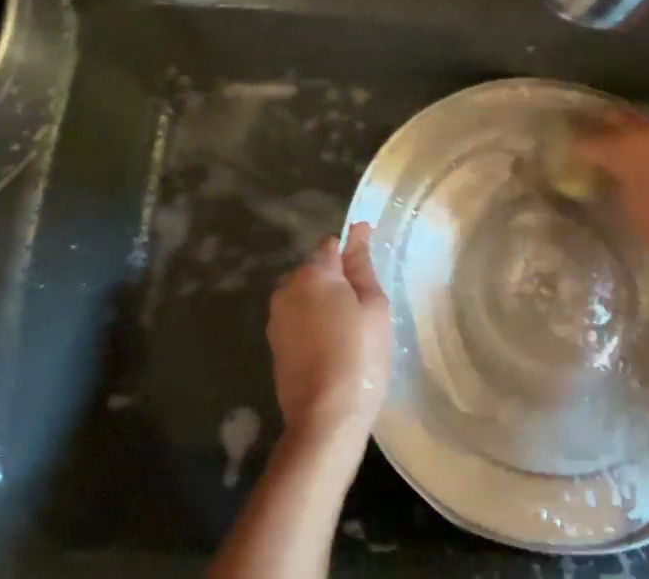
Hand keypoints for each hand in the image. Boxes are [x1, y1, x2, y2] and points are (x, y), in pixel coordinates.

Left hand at [267, 222, 392, 444]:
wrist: (326, 417)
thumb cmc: (360, 355)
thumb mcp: (374, 306)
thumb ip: (362, 266)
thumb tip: (357, 232)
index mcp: (312, 273)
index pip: (332, 246)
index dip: (353, 254)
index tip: (371, 273)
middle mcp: (286, 288)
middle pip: (316, 270)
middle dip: (337, 280)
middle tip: (366, 308)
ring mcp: (276, 318)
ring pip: (306, 296)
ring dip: (325, 303)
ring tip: (351, 330)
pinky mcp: (274, 344)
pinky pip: (298, 319)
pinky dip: (314, 324)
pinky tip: (333, 346)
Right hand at [574, 110, 648, 285]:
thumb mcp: (628, 205)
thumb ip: (610, 176)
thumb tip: (598, 166)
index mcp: (632, 143)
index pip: (590, 137)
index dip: (575, 146)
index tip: (565, 155)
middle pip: (616, 116)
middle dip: (598, 128)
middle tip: (585, 144)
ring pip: (640, 118)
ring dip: (624, 129)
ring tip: (612, 148)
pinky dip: (647, 136)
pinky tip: (641, 153)